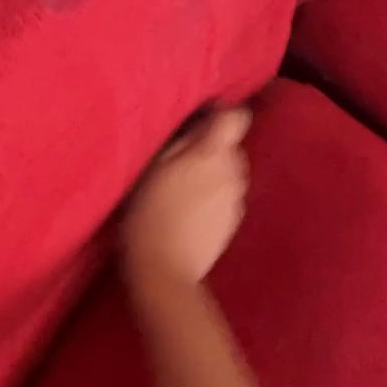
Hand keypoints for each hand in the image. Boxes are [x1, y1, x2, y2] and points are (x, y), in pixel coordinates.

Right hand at [123, 107, 252, 286]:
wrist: (165, 270)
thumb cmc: (149, 214)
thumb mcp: (154, 168)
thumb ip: (184, 141)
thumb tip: (203, 123)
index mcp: (213, 154)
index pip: (237, 118)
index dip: (222, 116)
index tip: (201, 123)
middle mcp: (233, 172)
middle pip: (233, 146)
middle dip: (213, 148)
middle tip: (182, 162)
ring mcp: (237, 199)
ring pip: (232, 171)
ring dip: (215, 172)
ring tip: (185, 189)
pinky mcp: (235, 221)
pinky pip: (229, 195)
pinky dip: (216, 195)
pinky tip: (192, 211)